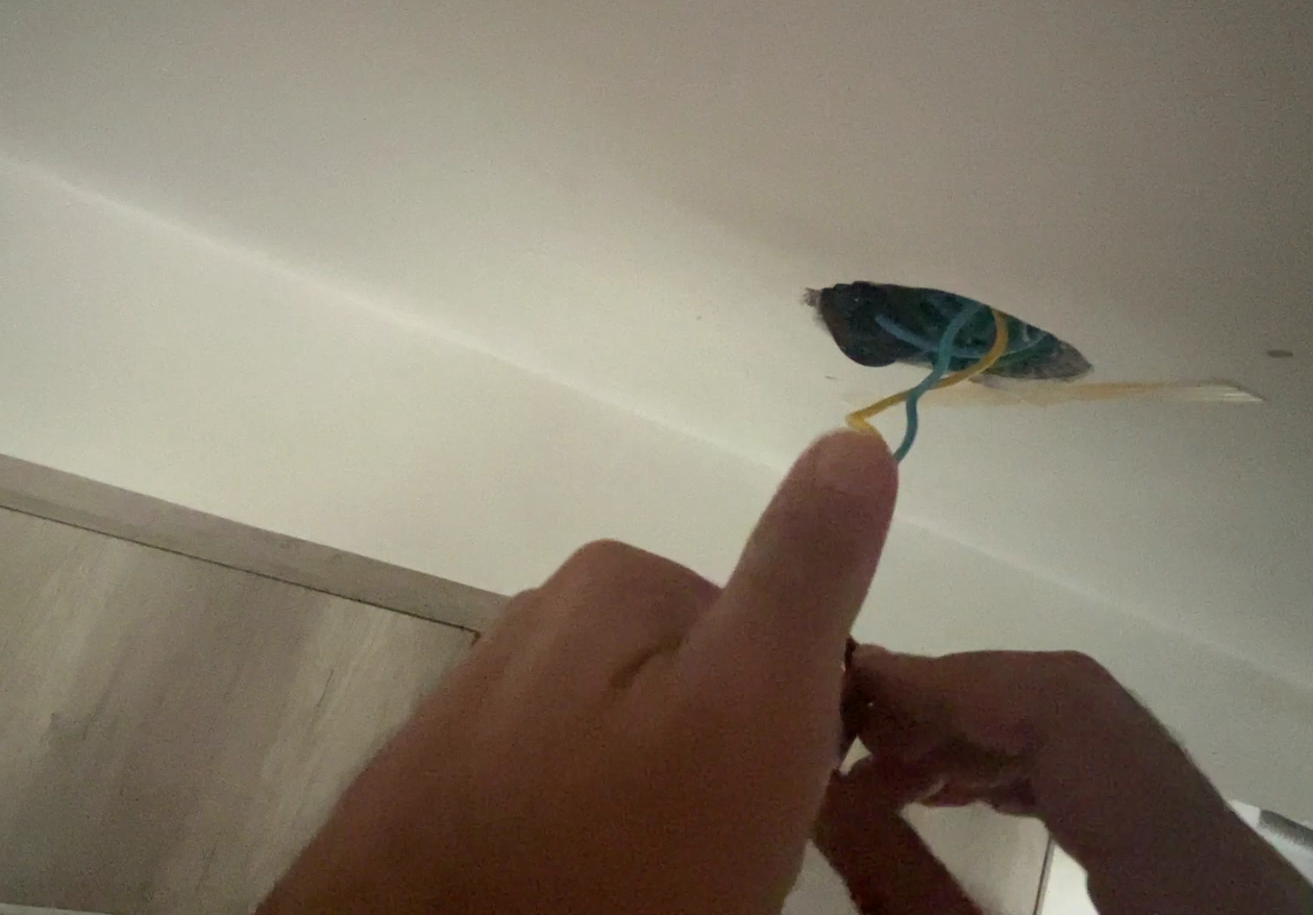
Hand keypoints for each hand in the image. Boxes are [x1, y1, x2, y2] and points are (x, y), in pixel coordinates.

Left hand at [257, 431, 898, 914]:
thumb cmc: (618, 844)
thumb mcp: (754, 697)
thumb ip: (805, 568)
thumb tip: (854, 441)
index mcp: (616, 578)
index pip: (760, 628)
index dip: (790, 715)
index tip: (768, 791)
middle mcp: (545, 613)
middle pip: (693, 679)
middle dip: (724, 756)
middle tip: (710, 849)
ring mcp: (492, 693)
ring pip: (634, 736)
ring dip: (662, 800)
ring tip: (650, 873)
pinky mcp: (458, 770)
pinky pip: (568, 783)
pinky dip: (596, 827)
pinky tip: (585, 874)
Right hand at [836, 648, 1312, 914]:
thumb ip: (901, 891)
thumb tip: (820, 790)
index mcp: (1195, 885)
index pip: (1063, 713)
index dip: (947, 682)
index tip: (854, 683)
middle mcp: (1228, 852)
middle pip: (1073, 704)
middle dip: (951, 699)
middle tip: (860, 726)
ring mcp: (1225, 860)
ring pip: (1087, 730)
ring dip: (977, 728)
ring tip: (890, 765)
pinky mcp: (1208, 876)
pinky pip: (1104, 775)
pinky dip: (1017, 762)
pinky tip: (960, 791)